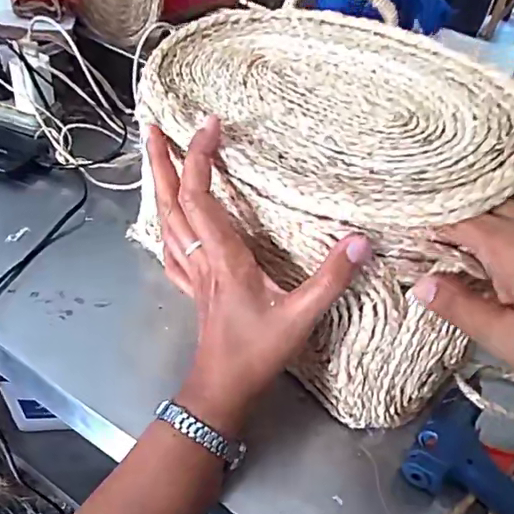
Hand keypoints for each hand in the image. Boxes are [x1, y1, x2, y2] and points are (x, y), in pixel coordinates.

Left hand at [148, 117, 368, 433]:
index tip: (209, 124)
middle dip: (162, 162)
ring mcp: (192, 275)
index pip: (201, 197)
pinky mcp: (193, 288)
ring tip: (155, 158)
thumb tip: (360, 240)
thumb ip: (330, 279)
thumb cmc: (257, 353)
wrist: (222, 389)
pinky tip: (165, 221)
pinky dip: (164, 225)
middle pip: (172, 203)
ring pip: (166, 222)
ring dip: (159, 187)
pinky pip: (171, 249)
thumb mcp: (301, 316)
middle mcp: (201, 260)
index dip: (199, 157)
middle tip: (153, 127)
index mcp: (223, 258)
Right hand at [410, 187, 513, 412]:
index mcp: (507, 244)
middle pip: (482, 200)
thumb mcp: (504, 335)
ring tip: (455, 207)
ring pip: (510, 195)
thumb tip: (419, 283)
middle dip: (448, 204)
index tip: (397, 227)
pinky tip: (502, 215)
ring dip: (481, 197)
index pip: (454, 220)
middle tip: (417, 215)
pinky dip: (507, 202)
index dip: (424, 222)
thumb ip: (459, 306)